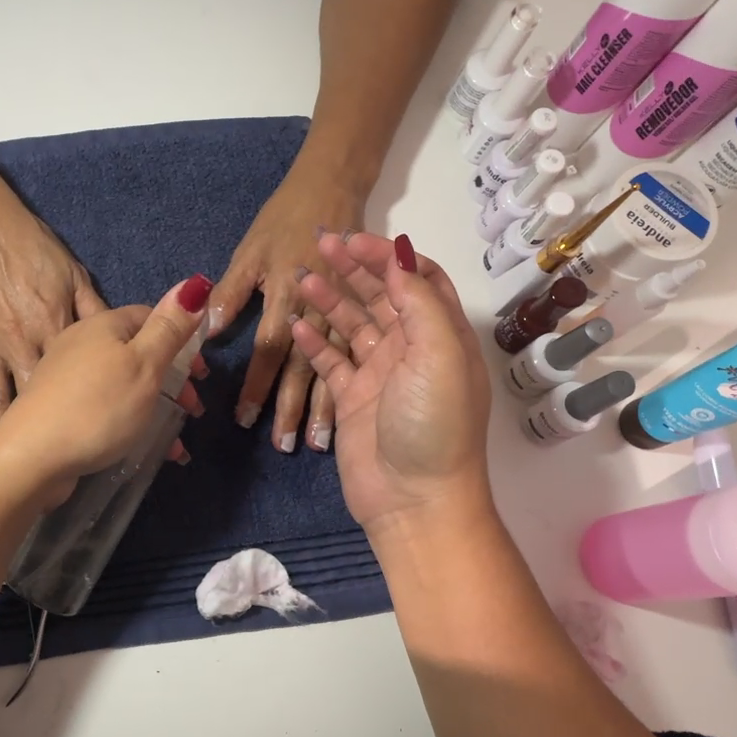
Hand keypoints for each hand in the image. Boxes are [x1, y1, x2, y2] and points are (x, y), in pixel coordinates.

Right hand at [0, 202, 108, 445]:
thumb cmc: (31, 247)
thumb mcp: (75, 275)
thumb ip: (98, 313)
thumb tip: (131, 337)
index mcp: (57, 331)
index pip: (85, 376)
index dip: (102, 407)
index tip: (117, 440)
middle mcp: (23, 346)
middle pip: (42, 399)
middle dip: (53, 436)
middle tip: (61, 473)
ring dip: (2, 435)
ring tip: (7, 469)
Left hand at [0, 276, 210, 505]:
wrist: (31, 456)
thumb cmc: (97, 407)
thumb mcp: (144, 364)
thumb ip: (170, 327)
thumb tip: (195, 283)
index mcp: (104, 324)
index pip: (151, 317)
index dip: (181, 341)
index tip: (201, 374)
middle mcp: (81, 343)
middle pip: (137, 354)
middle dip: (170, 381)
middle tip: (191, 410)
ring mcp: (66, 377)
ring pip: (123, 386)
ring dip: (154, 410)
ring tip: (174, 443)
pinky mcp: (58, 408)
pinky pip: (104, 409)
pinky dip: (128, 425)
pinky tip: (141, 450)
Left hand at [209, 169, 364, 452]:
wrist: (334, 184)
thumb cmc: (284, 219)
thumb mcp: (250, 251)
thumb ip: (231, 293)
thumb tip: (207, 331)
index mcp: (287, 296)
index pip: (269, 350)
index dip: (256, 385)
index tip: (243, 418)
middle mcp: (318, 310)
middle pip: (303, 368)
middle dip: (293, 409)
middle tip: (284, 447)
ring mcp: (344, 311)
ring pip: (334, 366)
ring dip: (324, 408)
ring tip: (316, 444)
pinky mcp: (360, 310)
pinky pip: (355, 354)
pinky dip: (348, 385)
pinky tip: (344, 414)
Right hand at [290, 232, 493, 532]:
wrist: (414, 498)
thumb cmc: (434, 423)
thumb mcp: (439, 353)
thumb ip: (419, 301)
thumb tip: (400, 255)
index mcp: (442, 333)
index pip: (416, 279)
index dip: (388, 255)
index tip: (353, 238)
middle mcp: (412, 349)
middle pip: (381, 296)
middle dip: (353, 268)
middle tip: (318, 244)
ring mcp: (380, 376)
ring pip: (352, 325)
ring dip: (329, 301)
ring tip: (300, 279)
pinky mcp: (352, 401)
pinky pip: (330, 363)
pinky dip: (314, 343)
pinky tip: (293, 326)